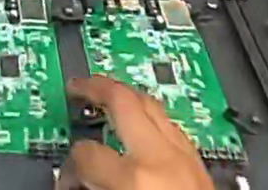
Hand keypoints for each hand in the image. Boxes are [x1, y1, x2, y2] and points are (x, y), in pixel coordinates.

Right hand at [59, 76, 214, 189]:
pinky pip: (171, 125)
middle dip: (95, 88)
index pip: (87, 156)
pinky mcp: (201, 167)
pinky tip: (143, 121)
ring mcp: (185, 158)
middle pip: (121, 100)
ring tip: (107, 93)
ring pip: (150, 103)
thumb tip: (78, 183)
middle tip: (77, 87)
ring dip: (125, 95)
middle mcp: (160, 158)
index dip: (71, 167)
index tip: (66, 179)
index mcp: (135, 180)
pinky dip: (151, 116)